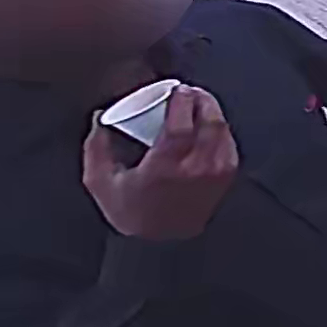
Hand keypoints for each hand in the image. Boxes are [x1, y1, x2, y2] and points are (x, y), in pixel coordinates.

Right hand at [83, 86, 237, 240]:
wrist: (164, 238)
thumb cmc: (130, 210)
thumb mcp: (102, 182)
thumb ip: (98, 147)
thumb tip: (100, 118)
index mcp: (164, 168)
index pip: (181, 126)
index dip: (182, 103)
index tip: (177, 89)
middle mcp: (196, 167)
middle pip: (209, 122)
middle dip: (202, 100)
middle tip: (190, 90)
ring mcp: (217, 169)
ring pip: (223, 128)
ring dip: (213, 110)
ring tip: (199, 100)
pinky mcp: (229, 171)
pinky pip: (228, 140)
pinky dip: (219, 126)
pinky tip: (208, 120)